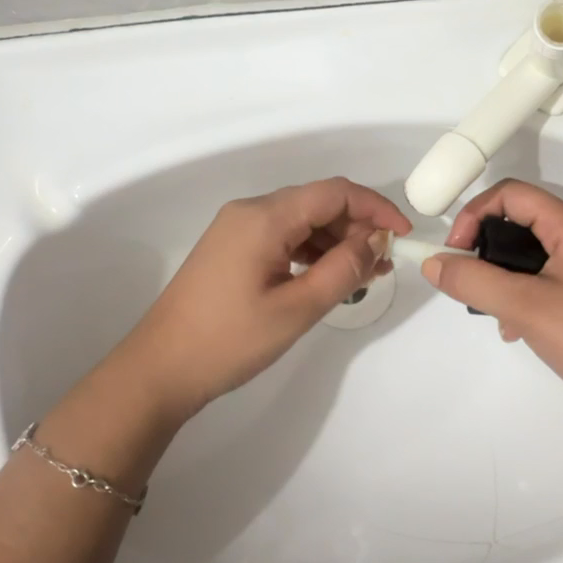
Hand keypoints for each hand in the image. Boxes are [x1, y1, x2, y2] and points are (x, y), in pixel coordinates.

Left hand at [109, 177, 410, 420]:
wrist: (159, 369)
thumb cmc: (229, 340)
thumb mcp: (297, 308)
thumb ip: (344, 269)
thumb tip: (376, 241)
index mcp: (265, 217)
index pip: (334, 192)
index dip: (375, 208)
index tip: (403, 235)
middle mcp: (250, 211)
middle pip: (318, 202)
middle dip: (358, 226)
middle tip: (387, 262)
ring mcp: (237, 229)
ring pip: (302, 220)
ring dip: (336, 240)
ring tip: (367, 274)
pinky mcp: (232, 248)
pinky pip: (283, 236)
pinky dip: (312, 251)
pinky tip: (330, 275)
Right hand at [424, 180, 562, 415]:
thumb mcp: (523, 307)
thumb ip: (474, 281)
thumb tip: (434, 263)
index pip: (511, 194)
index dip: (474, 214)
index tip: (455, 252)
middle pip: (521, 220)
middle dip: (487, 247)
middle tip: (469, 280)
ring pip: (533, 251)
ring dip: (504, 274)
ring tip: (493, 311)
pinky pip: (549, 275)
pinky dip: (525, 292)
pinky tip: (518, 328)